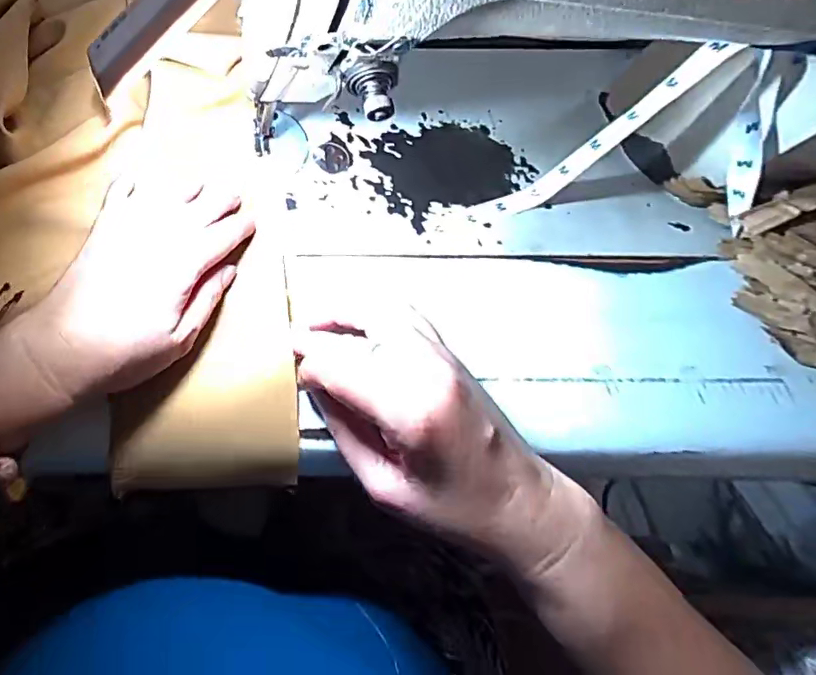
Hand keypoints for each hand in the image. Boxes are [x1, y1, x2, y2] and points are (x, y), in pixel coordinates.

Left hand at [0, 171, 254, 438]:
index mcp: (185, 263)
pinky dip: (133, 178)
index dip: (241, 227)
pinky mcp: (103, 225)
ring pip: (168, 193)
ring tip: (201, 184)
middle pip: (201, 206)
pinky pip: (121, 190)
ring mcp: (130, 225)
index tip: (252, 221)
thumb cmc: (125, 352)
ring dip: (188, 187)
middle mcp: (161, 234)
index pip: (223, 236)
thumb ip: (207, 299)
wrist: (63, 345)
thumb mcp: (178, 339)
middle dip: (222, 199)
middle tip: (234, 195)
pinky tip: (140, 173)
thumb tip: (230, 270)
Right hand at [294, 309, 598, 579]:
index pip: (338, 365)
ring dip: (343, 312)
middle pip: (357, 326)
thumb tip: (316, 389)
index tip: (293, 377)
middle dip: (317, 331)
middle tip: (292, 340)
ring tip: (316, 325)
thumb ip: (345, 431)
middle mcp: (426, 368)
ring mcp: (442, 353)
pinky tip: (356, 325)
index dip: (308, 367)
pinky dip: (372, 310)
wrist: (522, 503)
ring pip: (380, 308)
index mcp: (410, 408)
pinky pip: (402, 312)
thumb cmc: (455, 508)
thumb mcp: (384, 486)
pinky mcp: (449, 351)